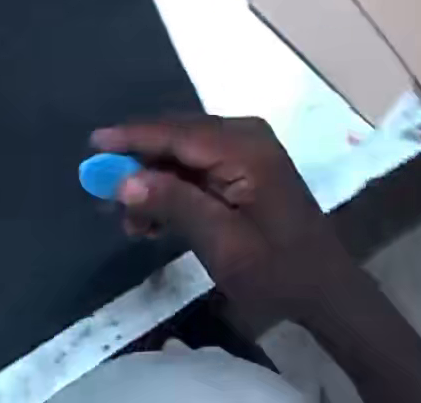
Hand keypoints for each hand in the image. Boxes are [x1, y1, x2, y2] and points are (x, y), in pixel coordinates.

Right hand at [91, 116, 358, 325]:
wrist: (325, 287)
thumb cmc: (276, 269)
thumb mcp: (222, 244)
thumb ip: (175, 204)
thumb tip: (125, 179)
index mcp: (245, 147)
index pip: (177, 133)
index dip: (133, 137)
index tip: (94, 142)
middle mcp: (245, 134)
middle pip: (179, 137)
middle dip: (141, 162)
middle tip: (105, 190)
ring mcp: (247, 145)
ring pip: (186, 150)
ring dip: (157, 178)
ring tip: (132, 218)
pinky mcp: (246, 161)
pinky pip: (200, 162)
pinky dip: (176, 184)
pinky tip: (156, 215)